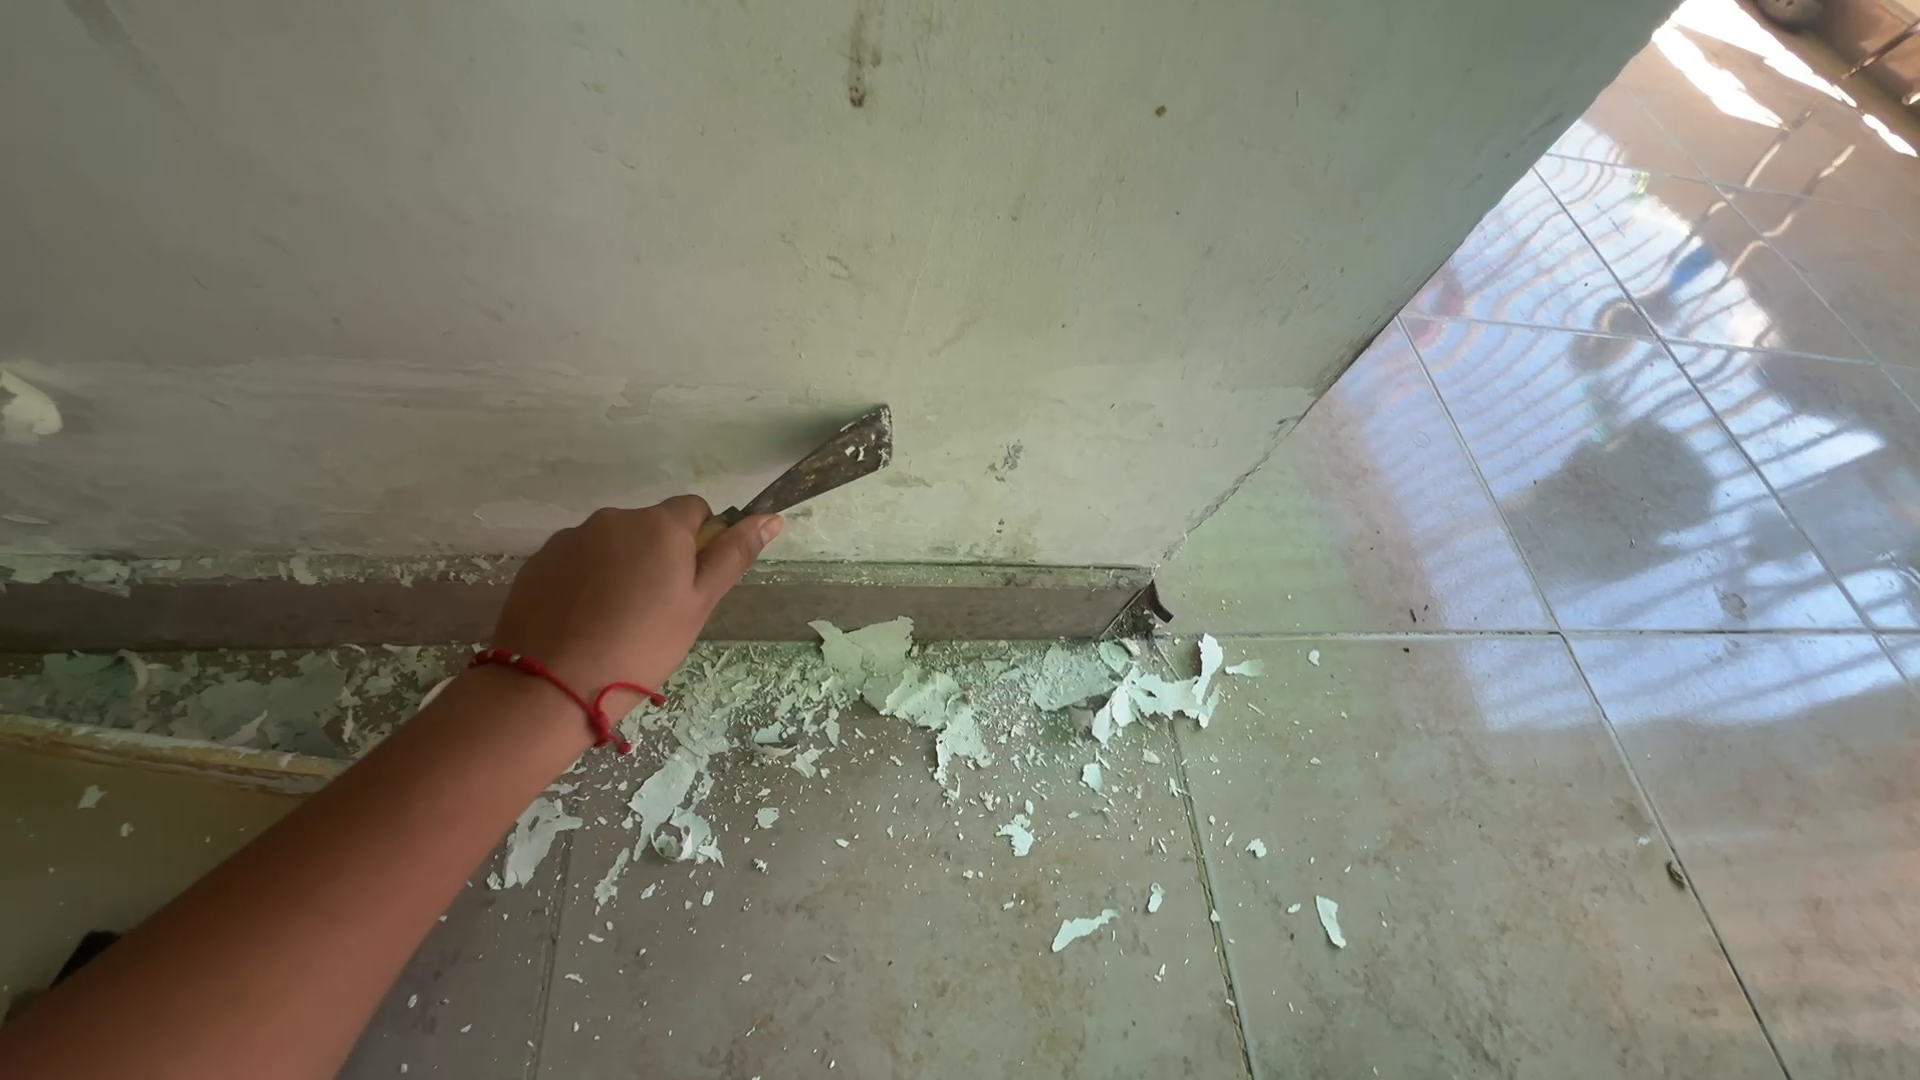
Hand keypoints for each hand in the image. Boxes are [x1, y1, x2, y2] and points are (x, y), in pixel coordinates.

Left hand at [488, 496, 782, 691]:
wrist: (550, 685)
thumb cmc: (643, 645)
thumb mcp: (699, 604)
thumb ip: (733, 555)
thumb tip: (771, 517)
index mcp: (659, 524)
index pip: (696, 509)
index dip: (701, 542)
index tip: (690, 584)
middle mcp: (614, 518)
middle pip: (652, 526)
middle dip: (660, 555)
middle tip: (658, 609)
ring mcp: (571, 537)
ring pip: (614, 543)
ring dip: (623, 566)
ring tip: (616, 619)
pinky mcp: (539, 561)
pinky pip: (579, 560)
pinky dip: (588, 580)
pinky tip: (584, 620)